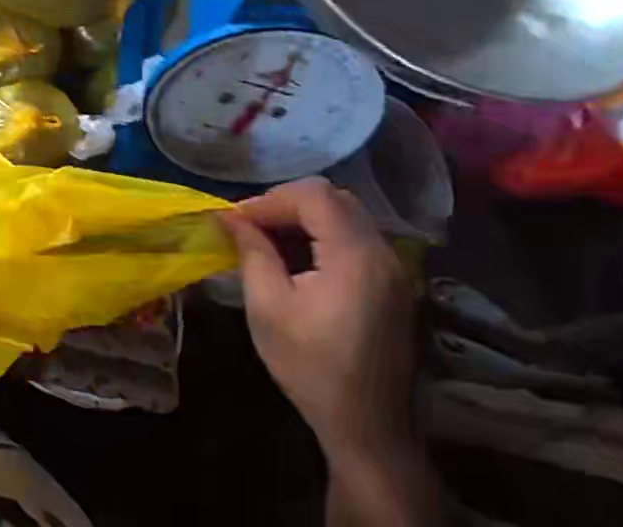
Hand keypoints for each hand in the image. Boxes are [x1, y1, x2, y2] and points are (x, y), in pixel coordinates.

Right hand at [220, 178, 415, 457]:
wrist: (367, 427)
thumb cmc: (310, 365)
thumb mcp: (267, 306)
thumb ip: (251, 251)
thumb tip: (228, 215)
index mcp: (355, 258)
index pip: (312, 195)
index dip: (269, 199)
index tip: (237, 221)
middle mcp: (382, 254)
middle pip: (332, 197)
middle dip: (285, 202)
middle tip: (250, 225)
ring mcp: (393, 269)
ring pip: (345, 213)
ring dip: (303, 216)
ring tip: (268, 238)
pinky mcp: (392, 283)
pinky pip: (354, 235)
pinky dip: (321, 232)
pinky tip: (296, 256)